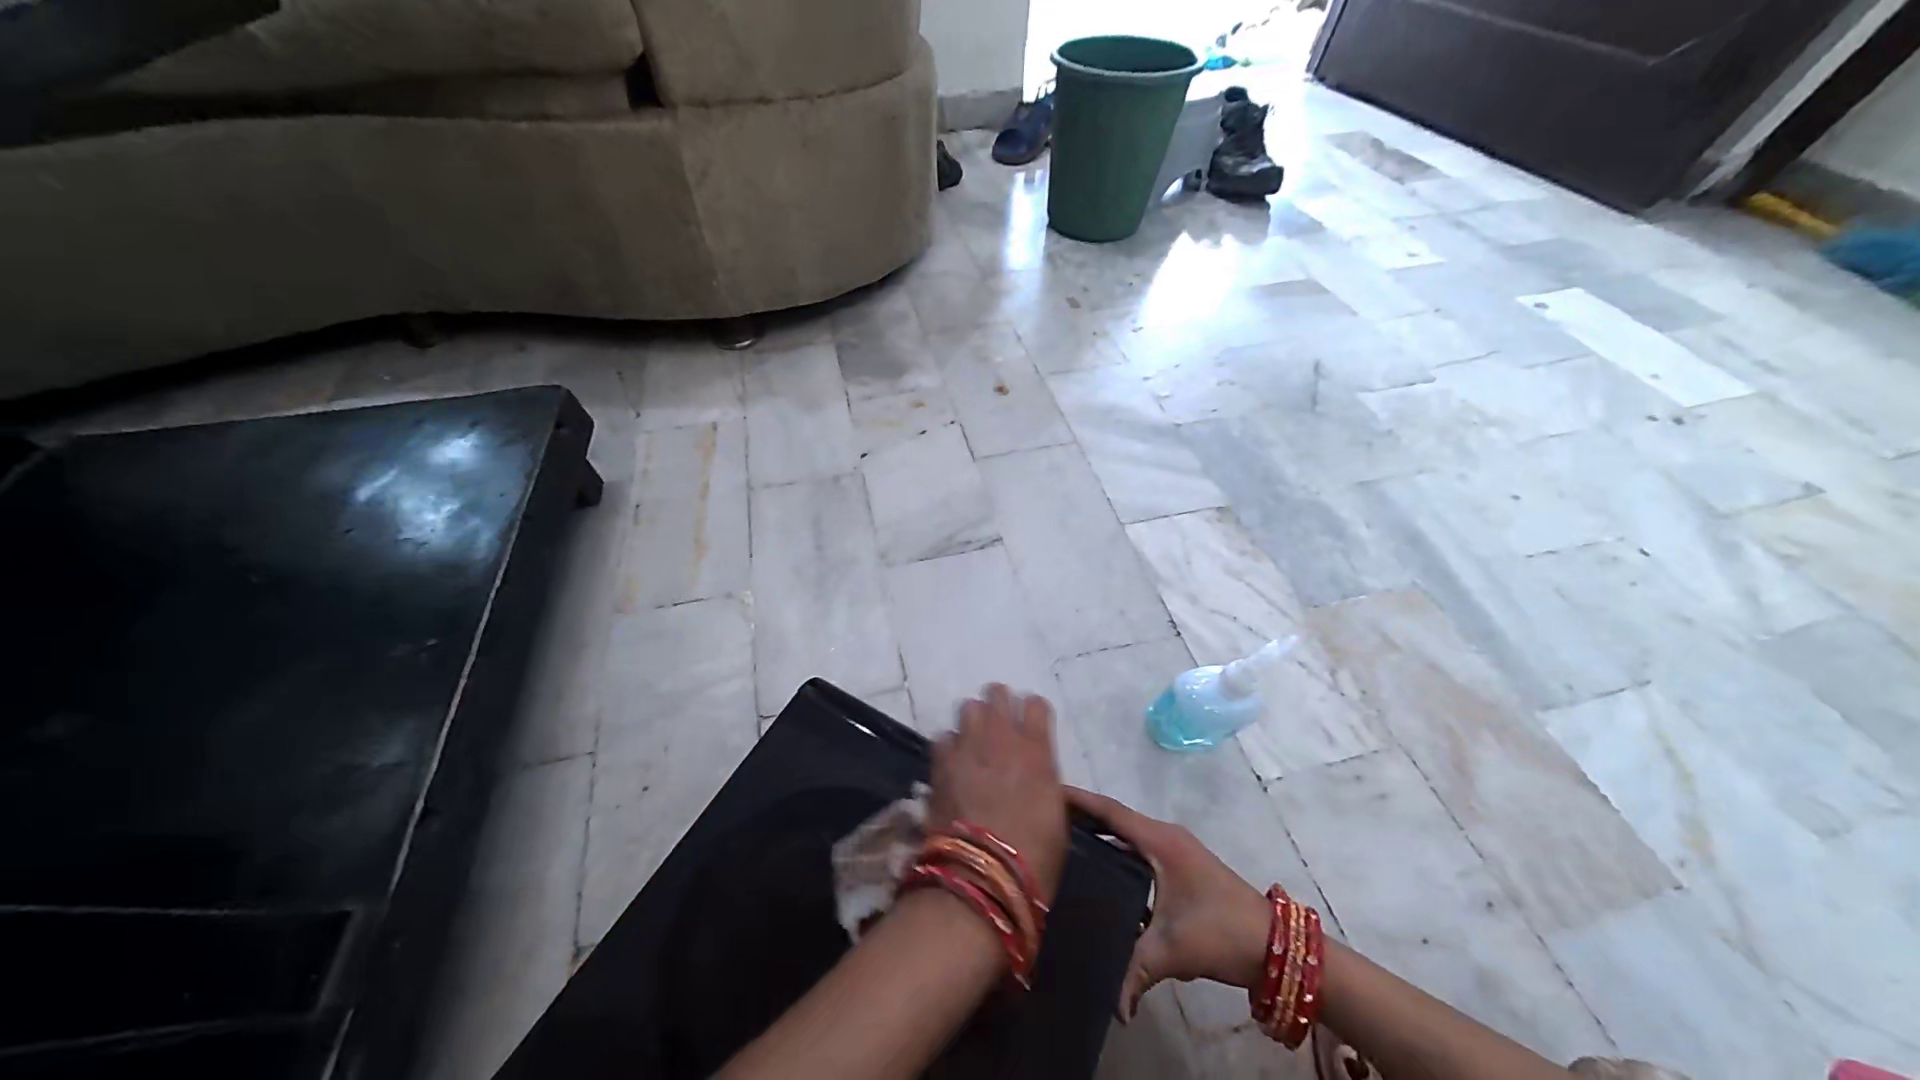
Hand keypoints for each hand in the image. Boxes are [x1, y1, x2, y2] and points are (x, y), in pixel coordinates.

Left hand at [928, 685, 1068, 903]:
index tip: (1029, 725)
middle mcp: (1003, 740)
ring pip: (968, 708)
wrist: (984, 875)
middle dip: (998, 705)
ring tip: (973, 742)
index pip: (1035, 704)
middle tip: (998, 726)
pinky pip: (943, 737)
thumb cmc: (1034, 857)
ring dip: (972, 721)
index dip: (1031, 712)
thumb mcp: (1057, 818)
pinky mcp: (941, 763)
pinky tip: (952, 764)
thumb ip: (1045, 782)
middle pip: (997, 695)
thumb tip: (1037, 773)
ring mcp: (969, 748)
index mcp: (1038, 752)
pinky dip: (948, 747)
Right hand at [1065, 786, 1271, 1021]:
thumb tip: (1112, 1009)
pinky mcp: (1180, 867)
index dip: (1078, 800)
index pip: (1110, 811)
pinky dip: (1116, 852)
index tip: (1047, 793)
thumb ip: (1135, 972)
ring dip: (1099, 835)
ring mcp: (1174, 850)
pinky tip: (1098, 872)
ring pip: (1127, 835)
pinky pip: (1138, 850)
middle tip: (1044, 823)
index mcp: (1160, 841)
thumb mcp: (1173, 950)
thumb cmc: (1221, 932)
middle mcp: (1165, 837)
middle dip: (1081, 817)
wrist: (1275, 946)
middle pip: (1114, 818)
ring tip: (1062, 844)